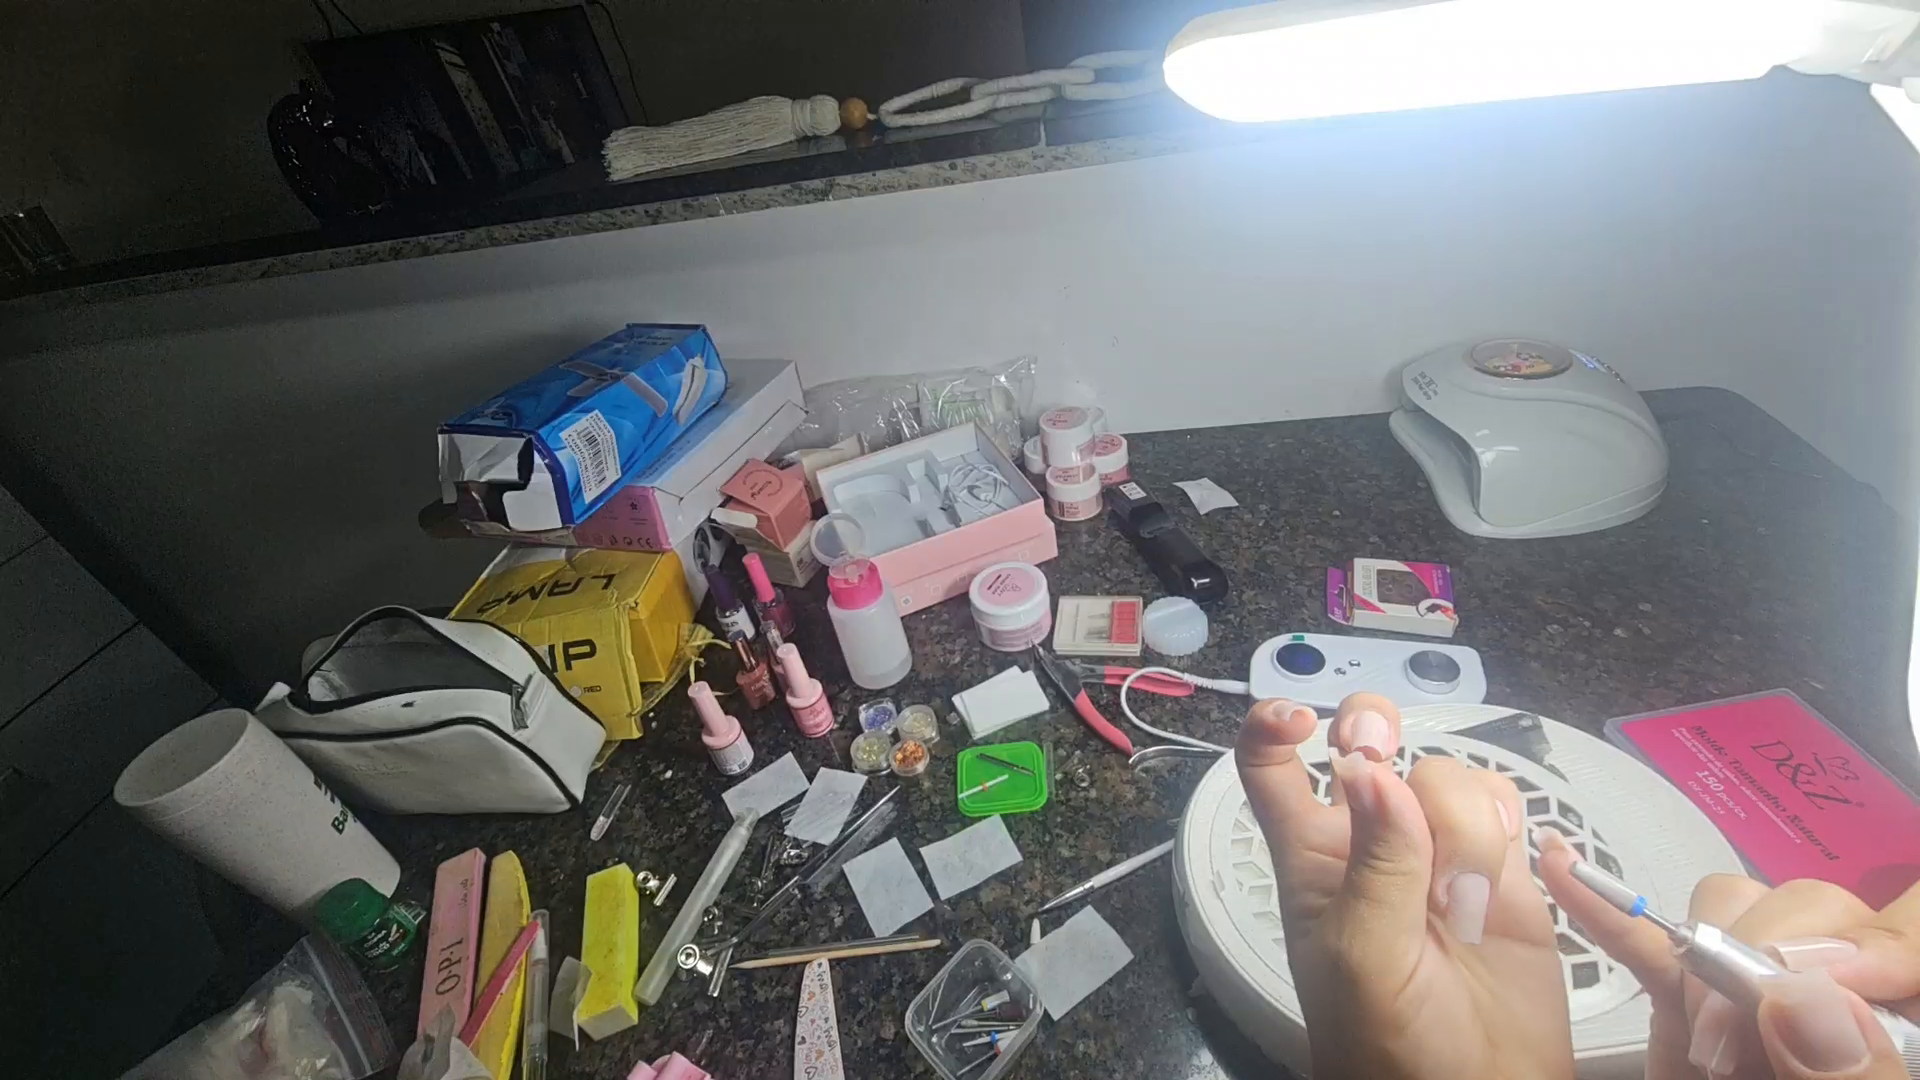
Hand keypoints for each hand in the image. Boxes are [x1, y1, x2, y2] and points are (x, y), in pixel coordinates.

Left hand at [1237, 693, 1573, 1079]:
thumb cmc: (1387, 1036)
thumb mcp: (1364, 954)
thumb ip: (1373, 864)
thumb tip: (1372, 771)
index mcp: (1307, 846)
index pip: (1266, 764)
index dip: (1269, 725)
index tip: (1300, 719)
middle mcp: (1364, 830)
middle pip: (1361, 737)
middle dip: (1373, 730)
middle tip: (1382, 758)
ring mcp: (1432, 841)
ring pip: (1441, 770)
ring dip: (1457, 821)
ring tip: (1457, 903)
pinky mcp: (1495, 863)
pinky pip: (1498, 803)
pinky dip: (1501, 826)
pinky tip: (1496, 883)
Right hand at [1538, 834, 1919, 1078]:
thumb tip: (1805, 996)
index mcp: (1918, 1032)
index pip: (1913, 933)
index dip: (1878, 935)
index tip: (1823, 978)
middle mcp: (1855, 1002)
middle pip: (1820, 912)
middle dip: (1772, 954)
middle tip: (1745, 1033)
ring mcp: (1766, 1000)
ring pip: (1733, 910)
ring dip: (1701, 951)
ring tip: (1701, 1036)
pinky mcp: (1694, 1003)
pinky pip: (1650, 940)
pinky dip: (1607, 910)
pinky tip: (1564, 872)